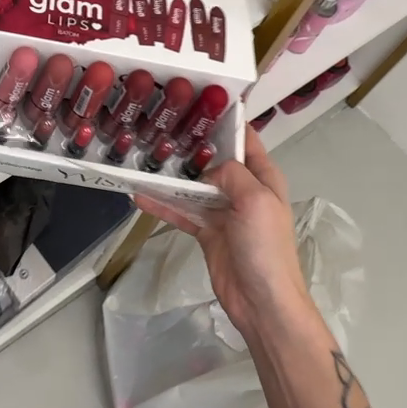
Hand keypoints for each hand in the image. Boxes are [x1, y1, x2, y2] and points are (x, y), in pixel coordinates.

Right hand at [134, 127, 308, 342]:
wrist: (263, 304)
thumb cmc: (266, 248)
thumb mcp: (255, 200)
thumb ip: (231, 174)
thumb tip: (207, 171)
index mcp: (263, 178)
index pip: (245, 139)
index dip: (225, 121)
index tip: (197, 103)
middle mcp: (243, 190)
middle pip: (214, 161)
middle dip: (190, 147)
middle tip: (160, 128)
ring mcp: (224, 213)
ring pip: (194, 186)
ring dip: (172, 177)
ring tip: (143, 160)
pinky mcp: (207, 233)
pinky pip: (182, 212)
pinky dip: (163, 205)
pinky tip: (140, 197)